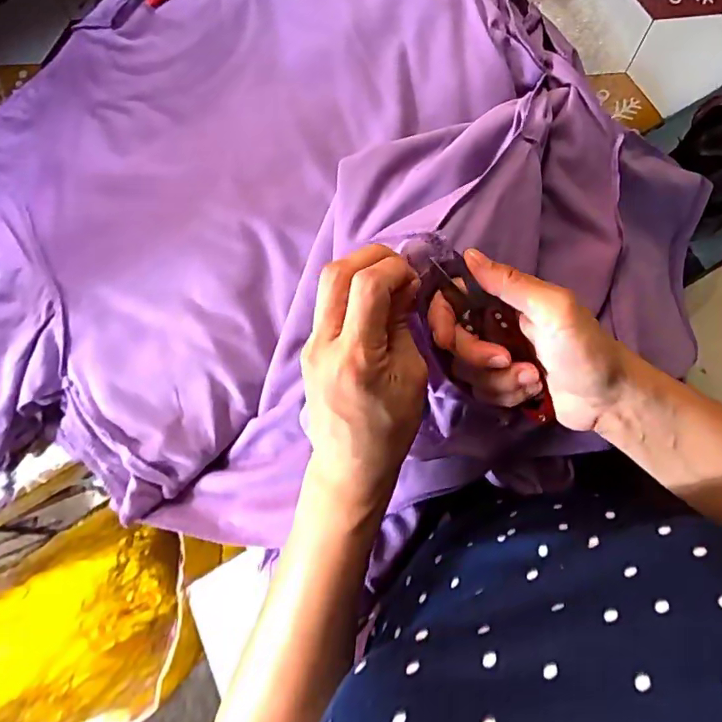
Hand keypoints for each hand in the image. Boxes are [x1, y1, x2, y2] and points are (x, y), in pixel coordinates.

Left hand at [300, 245, 429, 508]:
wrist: (348, 464)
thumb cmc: (390, 427)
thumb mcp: (412, 375)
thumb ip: (401, 324)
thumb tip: (403, 284)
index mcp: (357, 355)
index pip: (367, 285)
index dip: (394, 268)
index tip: (414, 276)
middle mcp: (325, 343)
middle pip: (337, 272)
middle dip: (372, 256)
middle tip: (400, 266)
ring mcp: (311, 343)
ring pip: (327, 282)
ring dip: (359, 267)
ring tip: (388, 278)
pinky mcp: (308, 345)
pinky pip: (327, 302)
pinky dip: (351, 287)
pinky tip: (372, 298)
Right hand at [427, 248, 634, 432]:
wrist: (609, 399)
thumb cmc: (585, 347)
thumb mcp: (553, 308)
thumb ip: (510, 282)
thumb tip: (467, 255)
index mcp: (502, 299)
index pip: (450, 299)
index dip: (441, 318)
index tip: (449, 337)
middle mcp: (492, 324)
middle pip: (453, 339)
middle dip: (476, 356)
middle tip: (507, 360)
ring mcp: (495, 356)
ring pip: (466, 370)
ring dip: (499, 379)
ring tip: (532, 377)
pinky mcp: (501, 384)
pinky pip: (481, 391)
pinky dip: (507, 394)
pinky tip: (533, 389)